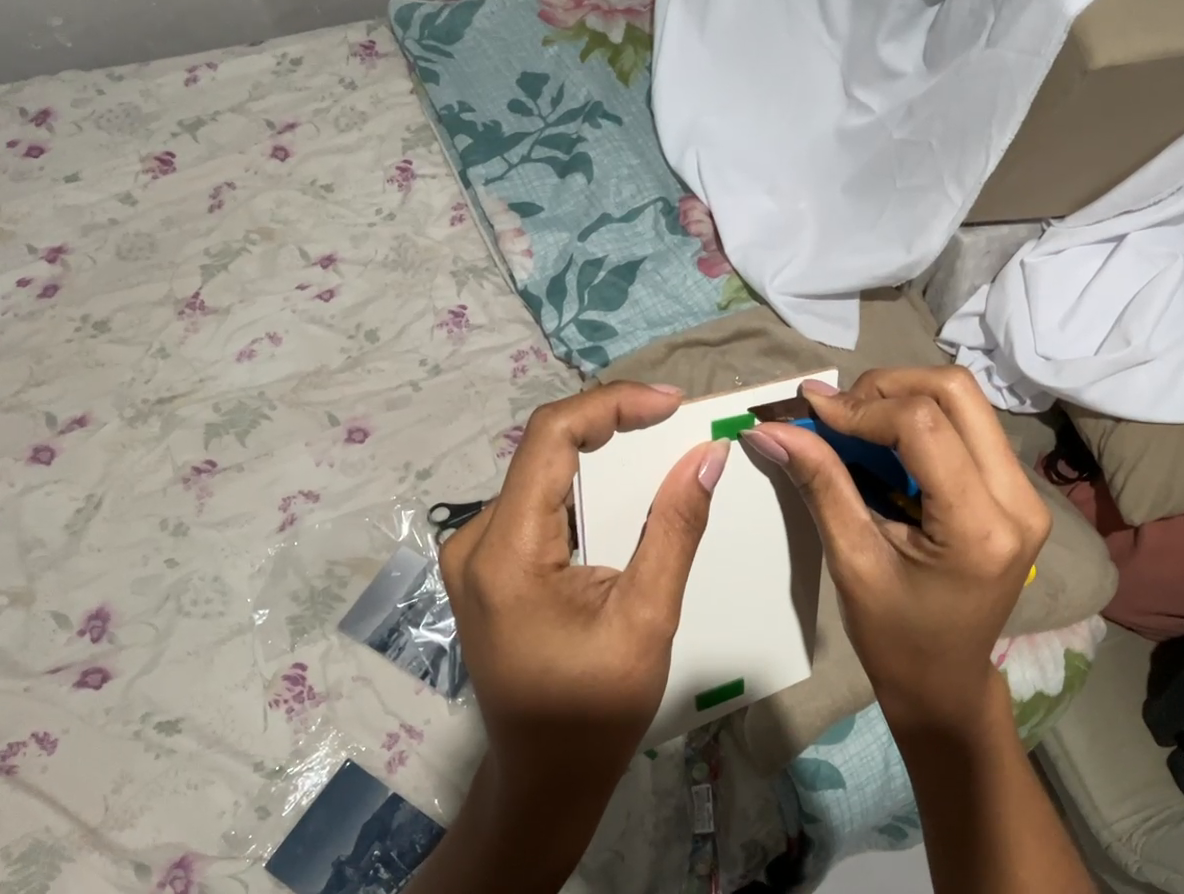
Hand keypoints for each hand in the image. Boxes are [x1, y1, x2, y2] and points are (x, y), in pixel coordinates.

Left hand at [440, 381, 730, 801]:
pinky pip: (538, 500)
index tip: (672, 404)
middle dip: (612, 421)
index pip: (551, 437)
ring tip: (658, 438)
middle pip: (543, 447)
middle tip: (674, 417)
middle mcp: (476, 540)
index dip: (613, 405)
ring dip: (600, 450)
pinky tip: (624, 484)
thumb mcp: (646, 620)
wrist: (543, 778)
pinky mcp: (489, 564)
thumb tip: (707, 456)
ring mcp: (476, 552)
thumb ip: (675, 530)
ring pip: (541, 470)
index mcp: (505, 551)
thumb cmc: (594, 712)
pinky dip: (584, 483)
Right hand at [742, 368, 1048, 731]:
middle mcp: (1019, 500)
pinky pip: (969, 425)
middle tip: (837, 412)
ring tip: (855, 423)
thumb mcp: (852, 561)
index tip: (809, 411)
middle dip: (886, 386)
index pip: (923, 424)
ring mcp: (1026, 493)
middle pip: (956, 392)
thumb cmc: (896, 638)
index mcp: (981, 527)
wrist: (947, 682)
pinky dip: (920, 416)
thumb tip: (771, 428)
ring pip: (965, 400)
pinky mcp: (1016, 491)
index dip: (861, 407)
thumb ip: (820, 484)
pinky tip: (884, 441)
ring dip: (904, 397)